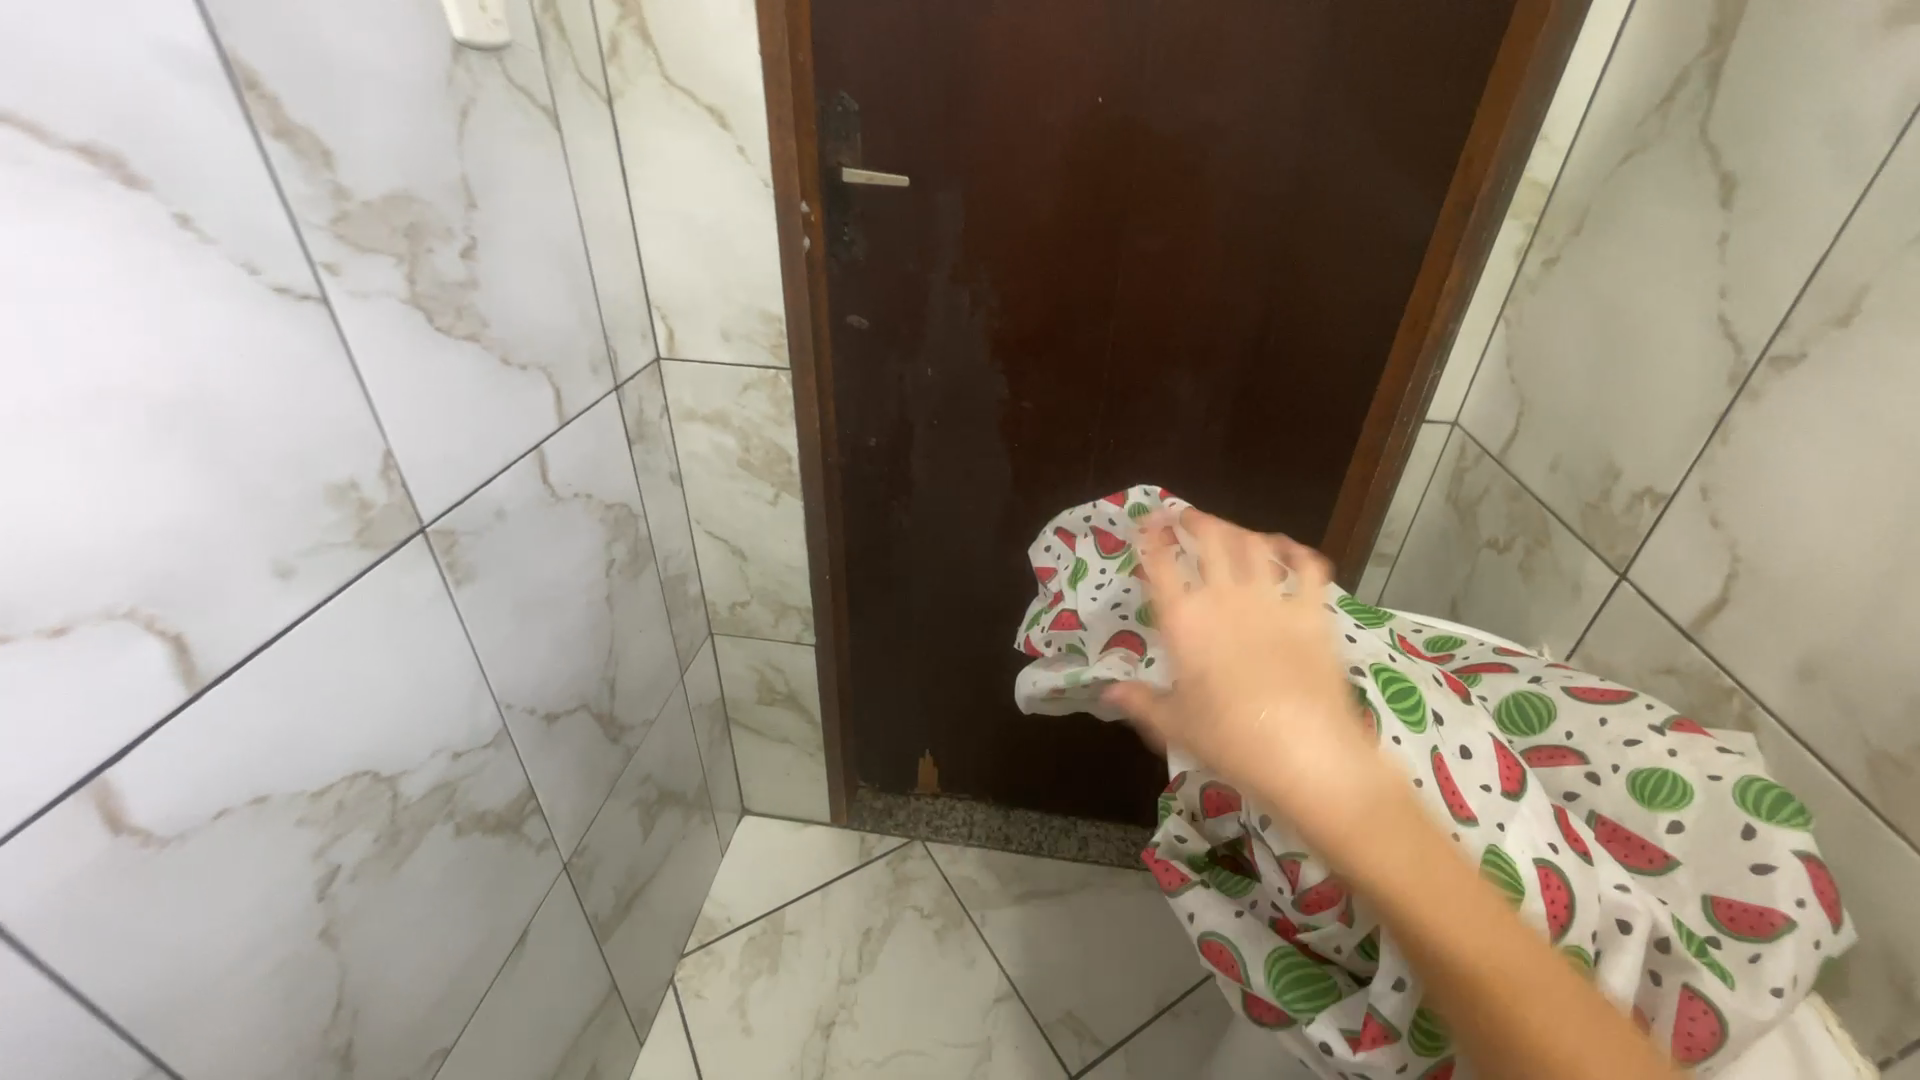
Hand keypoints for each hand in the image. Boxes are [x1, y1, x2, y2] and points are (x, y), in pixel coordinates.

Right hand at [1102, 509, 1404, 857]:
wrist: (1306, 753)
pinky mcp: (1313, 612)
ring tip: (1230, 530)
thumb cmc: (1230, 740)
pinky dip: (1295, 550)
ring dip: (1238, 530)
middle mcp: (1224, 598)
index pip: (1160, 564)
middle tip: (1187, 516)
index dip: (1151, 536)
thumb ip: (1140, 701)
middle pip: (1210, 538)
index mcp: (1183, 621)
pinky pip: (1307, 566)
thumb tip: (1108, 690)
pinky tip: (1287, 548)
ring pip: (1254, 544)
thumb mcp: (1175, 724)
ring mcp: (1272, 600)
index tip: (1147, 522)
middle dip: (1195, 520)